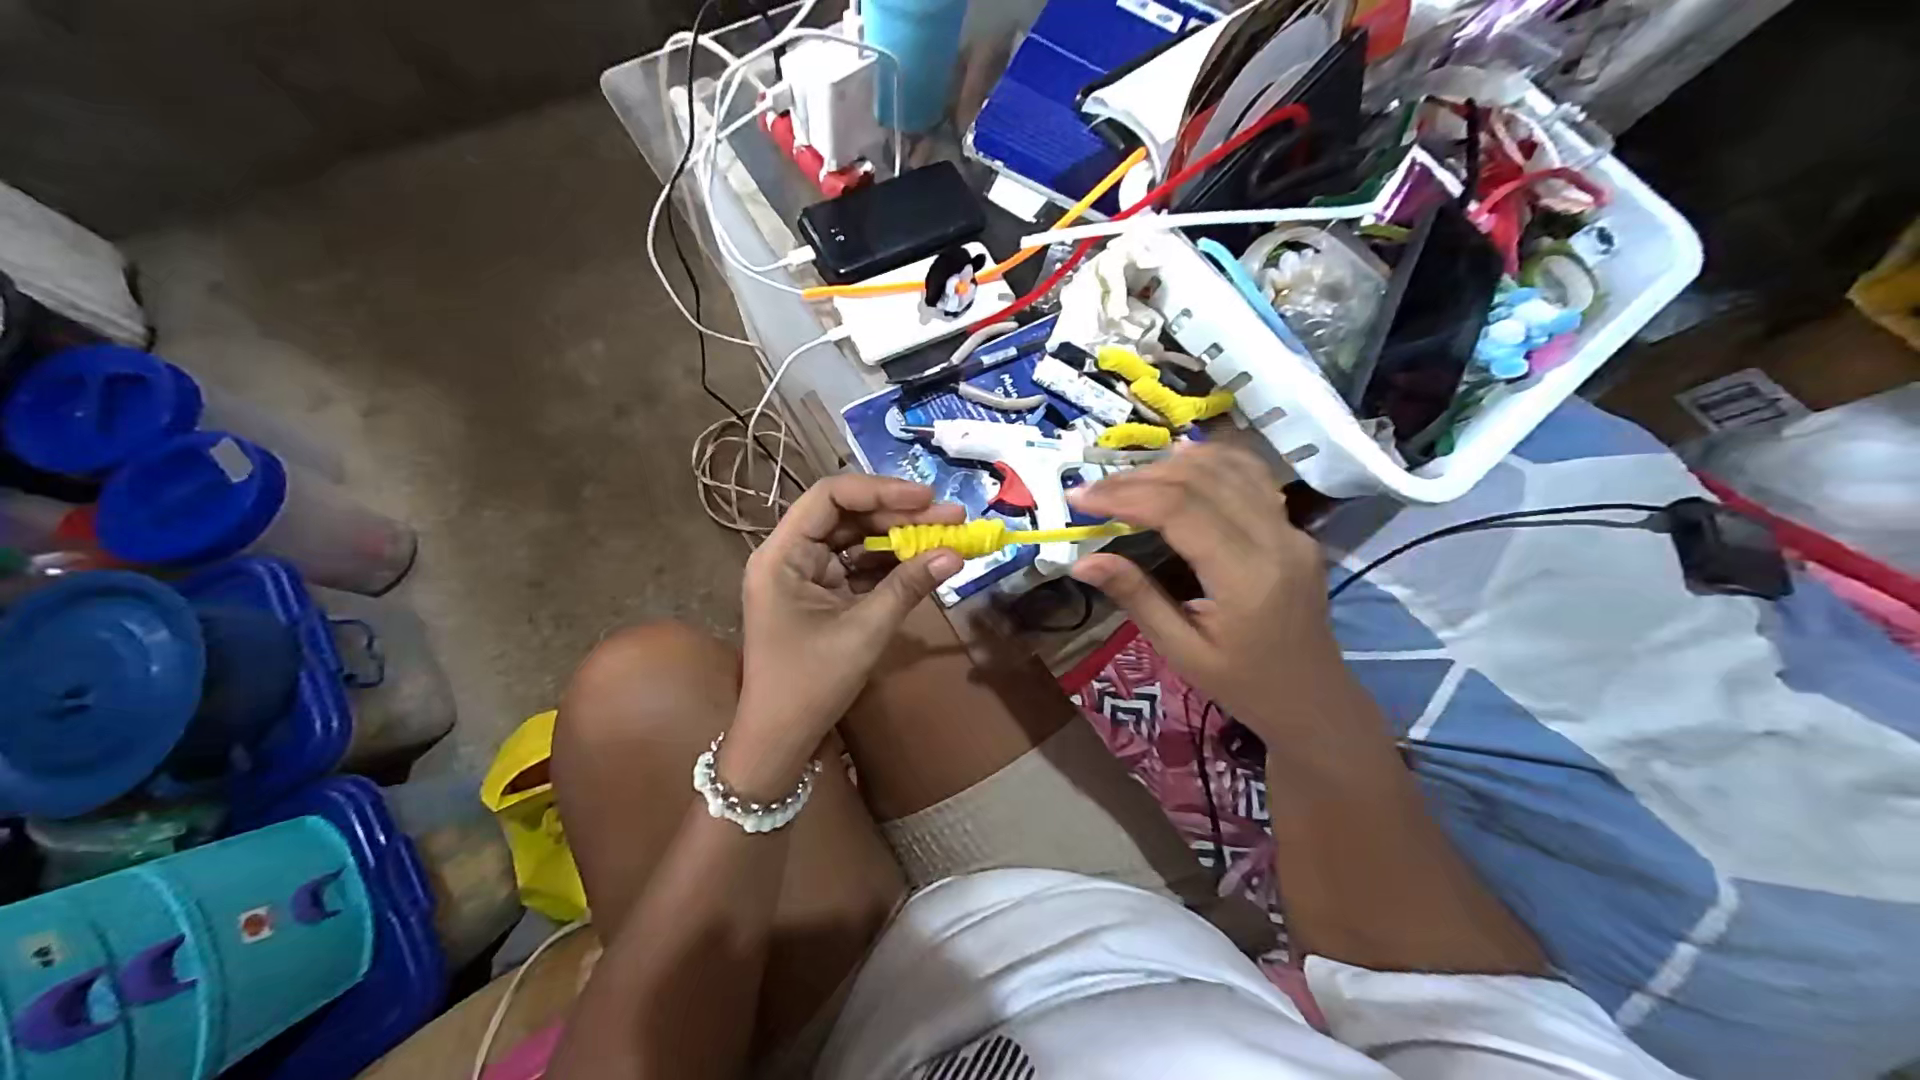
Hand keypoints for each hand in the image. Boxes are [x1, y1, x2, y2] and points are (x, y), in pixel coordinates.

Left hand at [736, 475, 964, 753]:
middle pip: (848, 515)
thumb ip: (907, 586)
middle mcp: (790, 554)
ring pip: (857, 538)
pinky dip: (891, 562)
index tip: (926, 498)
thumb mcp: (864, 631)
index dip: (880, 490)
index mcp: (782, 555)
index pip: (830, 497)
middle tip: (952, 516)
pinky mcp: (822, 592)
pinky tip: (925, 559)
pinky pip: (859, 564)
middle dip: (900, 514)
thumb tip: (956, 554)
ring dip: (900, 535)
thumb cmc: (810, 683)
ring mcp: (806, 574)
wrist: (780, 737)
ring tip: (949, 532)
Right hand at [1067, 444, 1336, 739]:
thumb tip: (1082, 562)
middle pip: (1201, 481)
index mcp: (1247, 578)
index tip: (1080, 498)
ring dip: (1171, 465)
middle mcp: (1277, 541)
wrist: (1312, 699)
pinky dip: (1212, 461)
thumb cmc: (1242, 684)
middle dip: (1139, 478)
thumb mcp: (1181, 651)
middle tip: (1094, 490)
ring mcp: (1292, 530)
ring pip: (1228, 468)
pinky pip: (1252, 477)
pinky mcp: (1294, 528)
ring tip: (1126, 478)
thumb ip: (1136, 597)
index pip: (1181, 511)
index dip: (1126, 496)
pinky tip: (1181, 461)